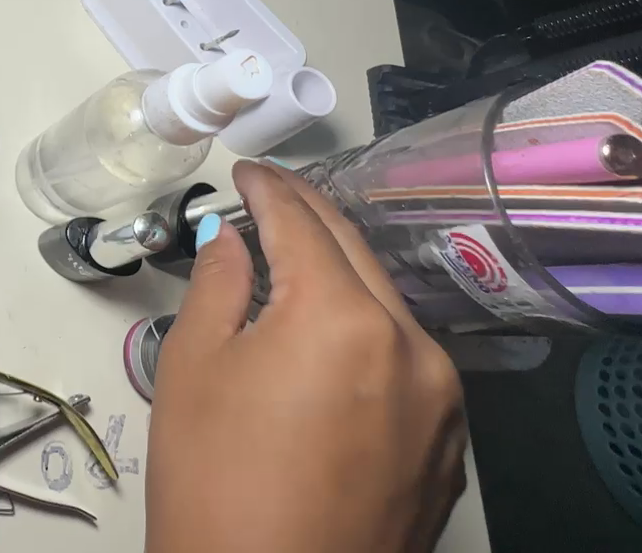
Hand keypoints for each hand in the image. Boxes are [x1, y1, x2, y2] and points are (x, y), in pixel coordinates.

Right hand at [147, 161, 466, 552]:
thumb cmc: (212, 471)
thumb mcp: (194, 360)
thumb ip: (219, 280)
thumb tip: (233, 238)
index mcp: (342, 319)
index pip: (302, 225)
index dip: (268, 189)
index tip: (245, 170)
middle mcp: (412, 349)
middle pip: (354, 253)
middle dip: (306, 213)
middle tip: (265, 191)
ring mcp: (442, 403)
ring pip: (383, 303)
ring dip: (335, 267)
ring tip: (288, 249)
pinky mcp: (446, 446)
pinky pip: (401, 355)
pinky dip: (360, 322)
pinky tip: (321, 323)